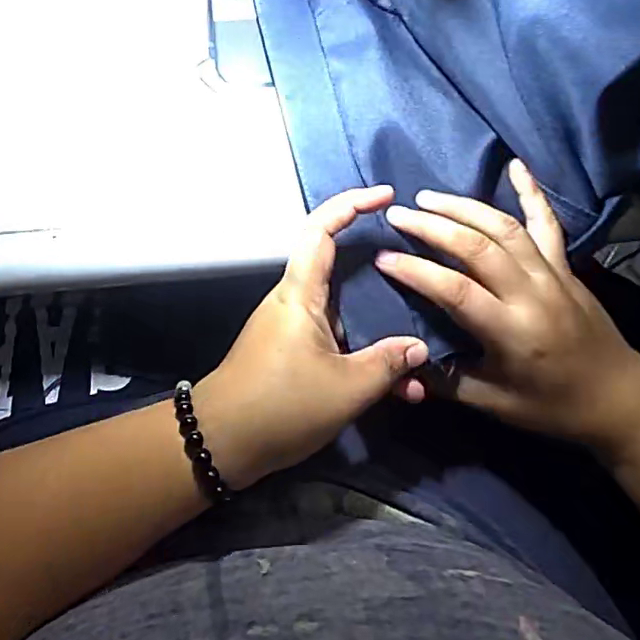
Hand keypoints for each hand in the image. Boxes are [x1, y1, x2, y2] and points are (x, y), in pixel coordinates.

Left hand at [194, 185, 428, 488]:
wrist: (221, 443)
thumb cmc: (281, 405)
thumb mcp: (346, 388)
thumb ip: (388, 365)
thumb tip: (419, 348)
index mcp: (300, 293)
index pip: (321, 229)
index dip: (352, 204)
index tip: (386, 196)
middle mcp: (293, 300)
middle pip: (338, 266)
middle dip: (380, 269)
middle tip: (416, 270)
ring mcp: (291, 326)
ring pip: (344, 311)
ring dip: (379, 329)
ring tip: (417, 357)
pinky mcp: (291, 351)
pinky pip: (335, 338)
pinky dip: (364, 353)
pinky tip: (394, 387)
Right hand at [372, 159, 639, 457]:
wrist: (619, 397)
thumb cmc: (552, 406)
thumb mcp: (494, 403)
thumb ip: (446, 381)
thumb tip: (403, 361)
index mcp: (511, 331)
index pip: (455, 290)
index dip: (416, 270)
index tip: (383, 257)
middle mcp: (531, 293)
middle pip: (476, 247)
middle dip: (431, 226)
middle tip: (397, 215)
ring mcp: (551, 273)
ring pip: (503, 228)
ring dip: (463, 207)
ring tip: (427, 197)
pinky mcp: (565, 265)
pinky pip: (547, 222)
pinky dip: (532, 192)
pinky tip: (517, 166)